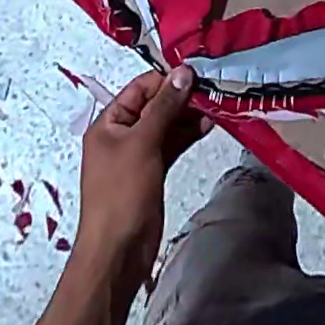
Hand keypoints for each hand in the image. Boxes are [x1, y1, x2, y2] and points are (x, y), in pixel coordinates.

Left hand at [75, 66, 209, 273]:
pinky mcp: (154, 168)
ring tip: (215, 105)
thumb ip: (165, 106)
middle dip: (183, 96)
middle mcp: (123, 134)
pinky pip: (174, 141)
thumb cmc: (122, 194)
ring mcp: (139, 152)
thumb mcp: (143, 142)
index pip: (141, 88)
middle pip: (156, 104)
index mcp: (109, 124)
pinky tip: (209, 124)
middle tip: (211, 90)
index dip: (168, 79)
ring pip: (168, 123)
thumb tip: (184, 72)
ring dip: (190, 114)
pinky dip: (189, 133)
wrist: (119, 251)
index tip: (198, 74)